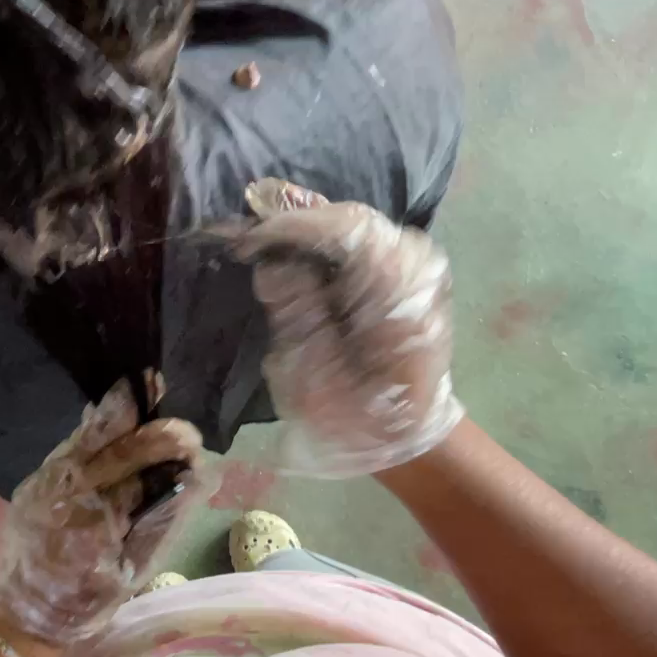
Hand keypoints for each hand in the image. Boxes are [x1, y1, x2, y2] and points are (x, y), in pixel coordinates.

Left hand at [0, 375, 202, 645]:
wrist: (24, 613)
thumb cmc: (86, 601)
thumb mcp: (132, 570)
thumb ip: (160, 521)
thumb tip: (193, 478)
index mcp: (91, 515)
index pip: (131, 463)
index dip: (160, 442)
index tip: (186, 432)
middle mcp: (62, 490)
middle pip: (103, 438)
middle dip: (136, 414)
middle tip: (158, 388)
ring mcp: (42, 483)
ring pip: (81, 437)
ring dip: (112, 413)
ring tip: (137, 388)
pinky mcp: (33, 481)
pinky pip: (67, 447)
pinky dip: (91, 430)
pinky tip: (109, 416)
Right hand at [231, 186, 463, 476]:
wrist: (406, 436)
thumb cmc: (357, 415)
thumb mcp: (314, 374)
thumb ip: (296, 315)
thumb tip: (271, 267)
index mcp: (398, 289)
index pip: (344, 230)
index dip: (288, 227)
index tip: (243, 243)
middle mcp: (414, 265)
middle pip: (349, 220)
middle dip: (292, 221)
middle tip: (243, 234)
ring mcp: (414, 266)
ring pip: (353, 228)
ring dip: (305, 232)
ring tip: (260, 241)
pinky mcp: (403, 275)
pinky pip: (359, 245)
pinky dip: (320, 246)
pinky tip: (289, 253)